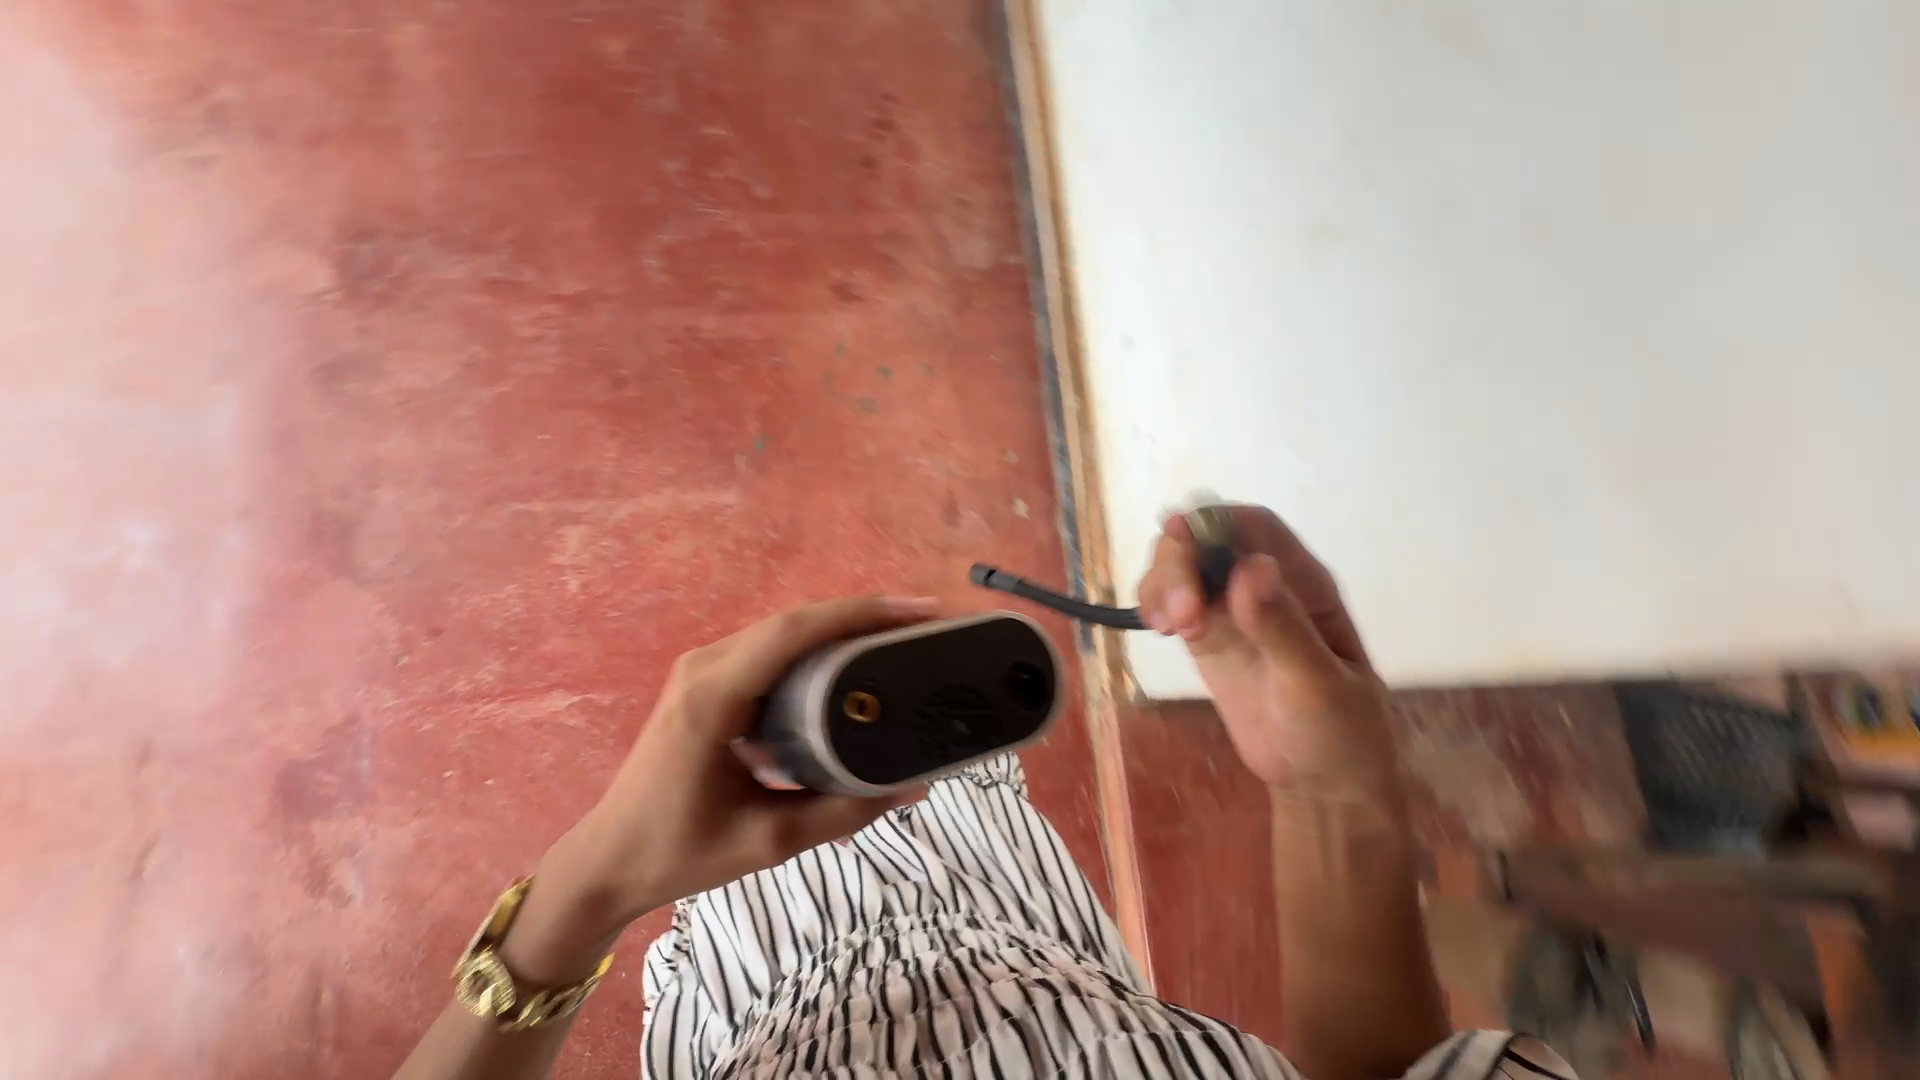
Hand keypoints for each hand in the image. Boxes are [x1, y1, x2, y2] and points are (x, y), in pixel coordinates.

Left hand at [500, 596, 937, 982]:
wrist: (608, 859)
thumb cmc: (680, 851)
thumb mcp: (769, 840)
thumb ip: (844, 812)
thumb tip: (915, 784)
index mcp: (713, 698)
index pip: (794, 633)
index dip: (859, 614)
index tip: (916, 612)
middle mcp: (705, 667)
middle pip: (794, 622)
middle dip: (862, 616)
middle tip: (922, 626)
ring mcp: (702, 669)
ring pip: (784, 631)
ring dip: (841, 628)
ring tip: (898, 639)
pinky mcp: (706, 680)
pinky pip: (771, 650)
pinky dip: (817, 648)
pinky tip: (851, 663)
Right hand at [1135, 505, 1399, 798]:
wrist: (1321, 780)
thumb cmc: (1338, 731)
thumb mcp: (1317, 685)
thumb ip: (1283, 629)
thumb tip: (1249, 569)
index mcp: (1304, 583)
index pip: (1255, 528)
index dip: (1214, 521)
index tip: (1178, 537)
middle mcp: (1263, 584)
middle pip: (1207, 542)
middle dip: (1179, 562)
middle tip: (1174, 616)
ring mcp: (1231, 609)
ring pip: (1182, 567)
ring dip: (1161, 584)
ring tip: (1165, 629)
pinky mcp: (1206, 635)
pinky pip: (1172, 602)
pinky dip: (1155, 605)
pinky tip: (1159, 630)